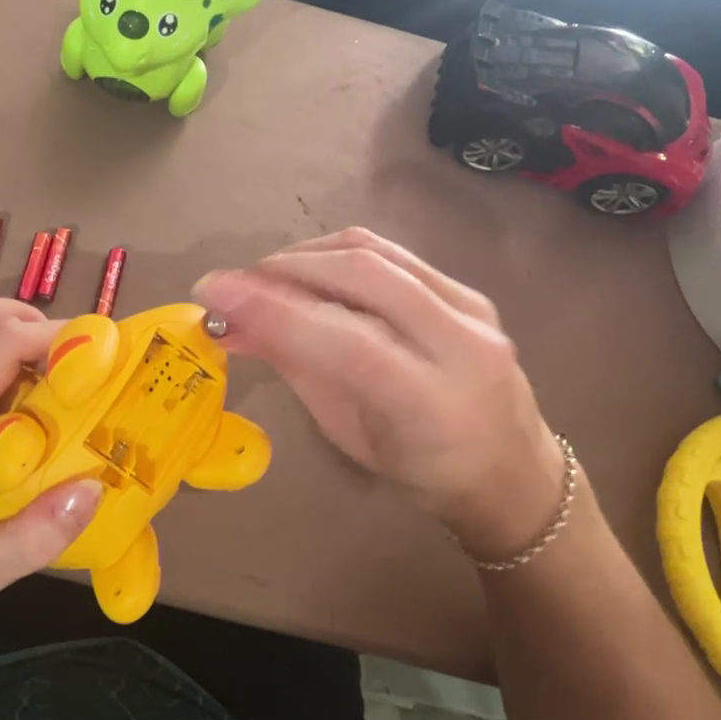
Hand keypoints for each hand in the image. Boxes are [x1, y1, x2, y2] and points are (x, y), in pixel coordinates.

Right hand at [193, 228, 570, 559]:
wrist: (509, 468)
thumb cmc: (418, 469)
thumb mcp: (347, 431)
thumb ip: (297, 368)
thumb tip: (232, 323)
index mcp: (433, 403)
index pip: (347, 340)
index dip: (274, 310)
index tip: (211, 292)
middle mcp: (463, 343)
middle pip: (362, 275)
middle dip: (284, 269)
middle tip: (233, 284)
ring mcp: (471, 307)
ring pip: (374, 251)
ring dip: (306, 254)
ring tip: (263, 277)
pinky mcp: (467, 288)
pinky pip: (390, 253)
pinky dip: (334, 254)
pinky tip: (305, 272)